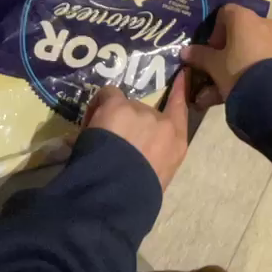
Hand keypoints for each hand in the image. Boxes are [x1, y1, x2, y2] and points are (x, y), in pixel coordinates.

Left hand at [84, 70, 190, 189]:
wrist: (118, 193)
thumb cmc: (138, 196)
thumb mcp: (157, 176)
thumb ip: (154, 157)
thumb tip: (137, 156)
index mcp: (176, 143)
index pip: (180, 110)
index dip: (180, 92)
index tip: (181, 75)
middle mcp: (161, 122)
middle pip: (144, 112)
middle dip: (129, 123)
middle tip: (113, 143)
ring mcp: (140, 110)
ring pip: (123, 107)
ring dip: (113, 119)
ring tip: (98, 139)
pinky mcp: (118, 105)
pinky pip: (107, 96)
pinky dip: (98, 105)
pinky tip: (90, 122)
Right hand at [182, 4, 271, 108]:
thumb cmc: (240, 75)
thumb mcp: (215, 68)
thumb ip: (201, 57)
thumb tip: (185, 51)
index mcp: (246, 19)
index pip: (226, 13)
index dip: (217, 30)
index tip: (214, 51)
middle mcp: (268, 23)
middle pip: (246, 31)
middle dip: (234, 50)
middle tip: (226, 72)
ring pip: (262, 47)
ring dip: (250, 61)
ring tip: (241, 87)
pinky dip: (267, 69)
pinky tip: (261, 89)